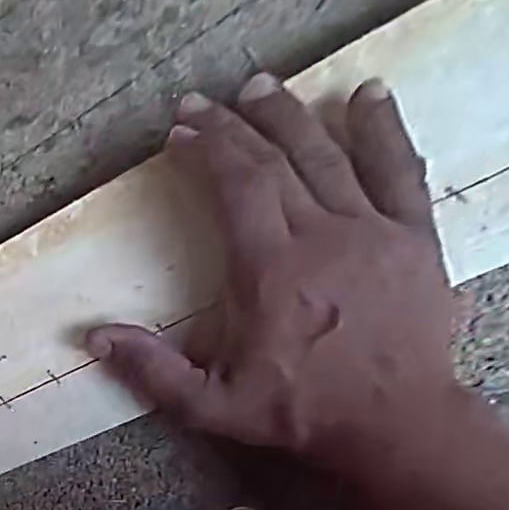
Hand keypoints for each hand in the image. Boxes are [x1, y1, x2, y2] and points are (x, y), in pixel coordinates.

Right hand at [87, 74, 482, 491]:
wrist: (394, 423)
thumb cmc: (295, 412)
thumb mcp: (207, 403)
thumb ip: (150, 369)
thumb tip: (95, 338)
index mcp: (270, 270)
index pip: (236, 186)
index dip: (207, 151)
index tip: (181, 131)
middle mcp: (322, 235)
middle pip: (276, 160)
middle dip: (235, 125)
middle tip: (206, 102)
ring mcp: (374, 230)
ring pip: (329, 155)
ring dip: (290, 116)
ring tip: (262, 86)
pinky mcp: (414, 237)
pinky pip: (399, 170)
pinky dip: (381, 129)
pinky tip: (365, 96)